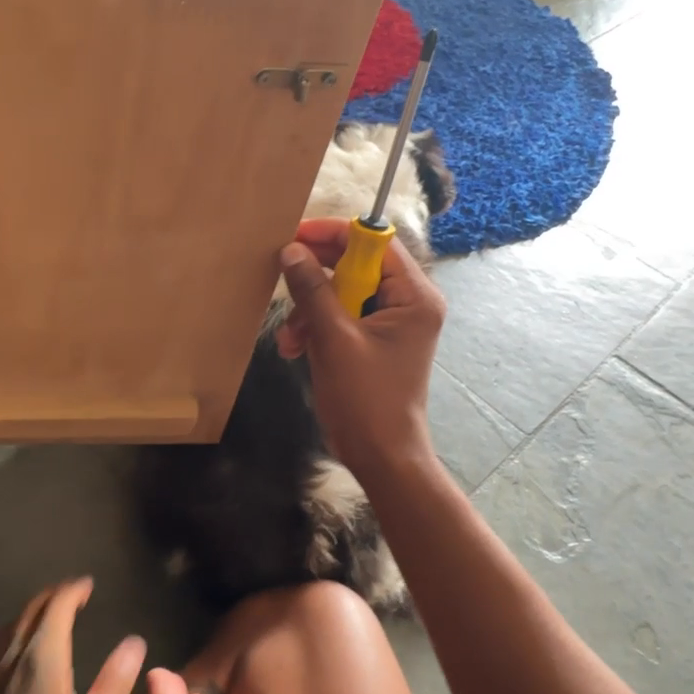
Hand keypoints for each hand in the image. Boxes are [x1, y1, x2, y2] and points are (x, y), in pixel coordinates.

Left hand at [0, 579, 145, 693]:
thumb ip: (114, 684)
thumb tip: (135, 642)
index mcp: (40, 657)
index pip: (56, 605)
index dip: (73, 590)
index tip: (88, 584)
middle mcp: (11, 655)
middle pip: (31, 610)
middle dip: (53, 596)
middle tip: (73, 594)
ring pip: (12, 625)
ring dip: (33, 612)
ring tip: (51, 615)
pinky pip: (0, 644)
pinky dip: (17, 631)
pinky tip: (21, 650)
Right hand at [275, 217, 445, 473]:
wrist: (381, 457)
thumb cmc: (367, 399)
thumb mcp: (334, 340)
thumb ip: (312, 290)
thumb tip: (290, 250)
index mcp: (414, 296)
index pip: (375, 243)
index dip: (334, 235)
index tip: (294, 236)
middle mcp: (406, 303)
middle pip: (355, 265)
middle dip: (315, 279)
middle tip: (280, 276)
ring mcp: (389, 323)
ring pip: (340, 292)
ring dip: (309, 309)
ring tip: (290, 336)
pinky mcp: (371, 341)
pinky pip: (338, 316)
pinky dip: (314, 327)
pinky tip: (295, 348)